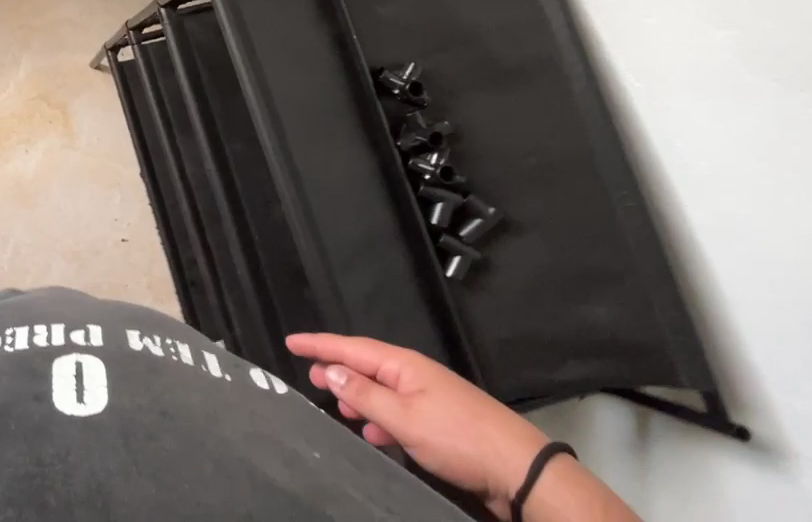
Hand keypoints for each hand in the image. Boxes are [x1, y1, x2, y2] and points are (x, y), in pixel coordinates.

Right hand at [287, 333, 549, 518]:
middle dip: (336, 369)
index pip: (350, 347)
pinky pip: (398, 410)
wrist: (520, 471)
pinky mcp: (441, 421)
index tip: (291, 341)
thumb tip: (329, 369)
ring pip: (381, 389)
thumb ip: (363, 393)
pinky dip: (381, 418)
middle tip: (309, 376)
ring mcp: (429, 396)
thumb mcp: (403, 418)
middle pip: (365, 365)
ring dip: (358, 397)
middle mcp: (414, 374)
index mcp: (403, 364)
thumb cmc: (458, 439)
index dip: (318, 344)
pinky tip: (376, 434)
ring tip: (341, 409)